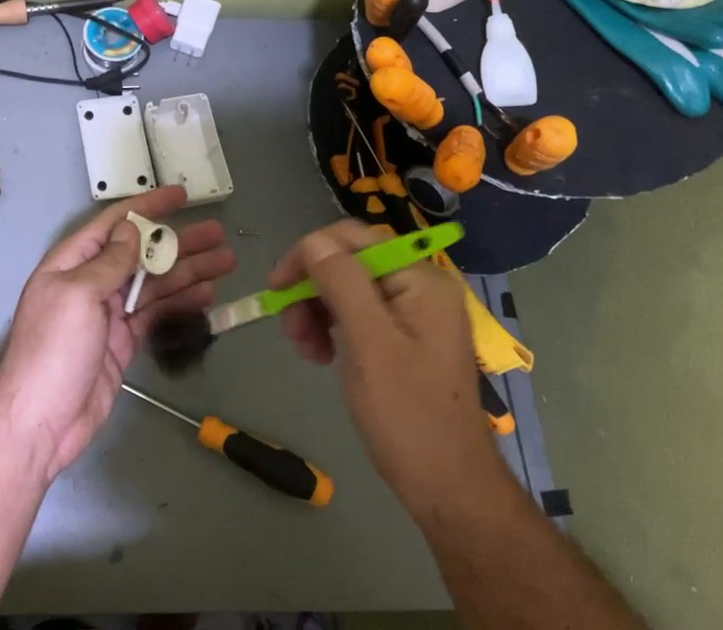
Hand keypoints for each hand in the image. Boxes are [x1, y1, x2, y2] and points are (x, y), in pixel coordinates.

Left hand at [0, 186, 235, 479]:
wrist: (41, 421)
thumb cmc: (53, 351)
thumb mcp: (78, 295)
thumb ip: (109, 261)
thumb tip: (130, 227)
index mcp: (72, 263)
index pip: (114, 224)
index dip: (148, 207)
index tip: (181, 195)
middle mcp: (90, 282)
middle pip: (141, 253)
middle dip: (179, 242)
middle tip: (218, 233)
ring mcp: (108, 314)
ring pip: (154, 284)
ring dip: (188, 271)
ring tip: (225, 262)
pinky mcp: (122, 342)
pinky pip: (156, 313)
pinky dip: (180, 303)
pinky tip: (206, 295)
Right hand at [269, 221, 505, 509]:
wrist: (446, 484)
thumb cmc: (406, 413)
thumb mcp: (368, 343)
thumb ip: (342, 283)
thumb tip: (312, 240)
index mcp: (420, 279)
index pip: (354, 238)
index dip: (309, 254)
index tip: (276, 288)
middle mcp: (420, 287)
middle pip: (349, 263)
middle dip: (312, 291)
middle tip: (290, 331)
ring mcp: (413, 314)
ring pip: (348, 290)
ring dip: (317, 312)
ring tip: (306, 351)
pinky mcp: (404, 339)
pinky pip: (358, 315)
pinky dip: (332, 329)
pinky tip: (323, 356)